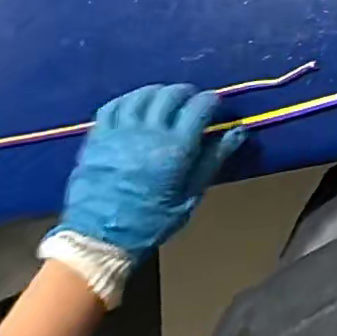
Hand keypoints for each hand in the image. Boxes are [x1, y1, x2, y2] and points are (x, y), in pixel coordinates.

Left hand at [53, 84, 245, 259]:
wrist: (97, 243)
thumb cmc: (151, 221)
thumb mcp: (191, 194)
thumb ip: (214, 159)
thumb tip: (239, 131)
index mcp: (177, 147)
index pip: (201, 104)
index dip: (212, 102)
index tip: (213, 110)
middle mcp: (150, 134)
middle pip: (172, 94)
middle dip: (186, 93)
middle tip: (189, 104)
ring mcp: (121, 135)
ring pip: (143, 95)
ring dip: (158, 93)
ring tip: (163, 102)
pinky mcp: (97, 140)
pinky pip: (113, 106)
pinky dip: (128, 100)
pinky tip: (135, 106)